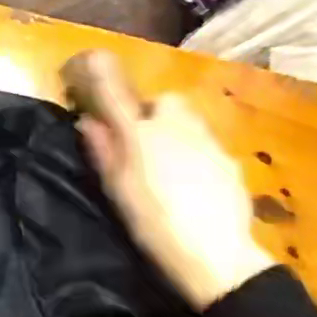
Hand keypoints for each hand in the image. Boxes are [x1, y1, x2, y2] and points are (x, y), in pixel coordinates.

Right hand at [68, 50, 275, 310]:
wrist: (216, 257)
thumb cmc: (154, 224)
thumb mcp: (118, 190)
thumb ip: (103, 151)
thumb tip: (87, 121)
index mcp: (142, 134)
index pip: (117, 93)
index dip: (102, 73)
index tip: (90, 59)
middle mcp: (177, 127)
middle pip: (165, 102)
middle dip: (151, 112)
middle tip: (138, 138)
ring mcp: (209, 143)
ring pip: (188, 120)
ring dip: (174, 129)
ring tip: (165, 162)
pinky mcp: (229, 162)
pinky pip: (205, 144)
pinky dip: (194, 152)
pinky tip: (190, 182)